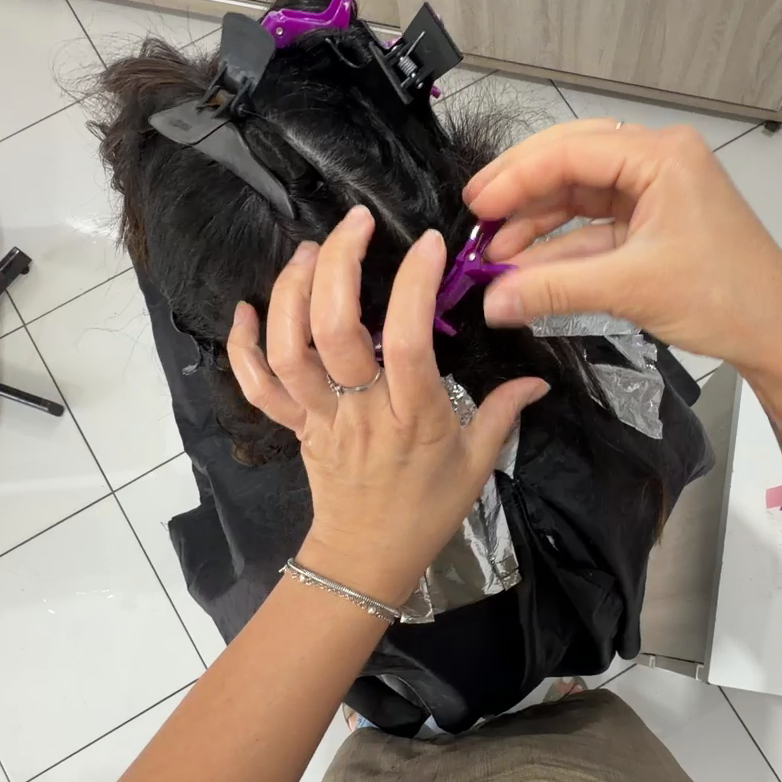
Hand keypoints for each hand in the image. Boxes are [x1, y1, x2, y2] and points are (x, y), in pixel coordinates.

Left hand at [226, 205, 549, 606]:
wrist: (368, 558)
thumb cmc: (426, 512)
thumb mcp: (478, 466)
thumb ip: (503, 415)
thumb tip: (538, 381)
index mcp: (415, 419)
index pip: (410, 342)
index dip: (415, 286)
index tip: (429, 244)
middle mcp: (362, 411)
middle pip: (336, 331)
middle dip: (340, 265)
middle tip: (355, 223)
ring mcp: (321, 418)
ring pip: (290, 350)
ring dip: (291, 293)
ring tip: (310, 252)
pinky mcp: (294, 427)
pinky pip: (258, 387)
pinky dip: (243, 347)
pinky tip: (246, 308)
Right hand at [464, 120, 781, 376]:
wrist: (774, 332)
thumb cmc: (721, 297)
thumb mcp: (631, 288)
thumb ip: (555, 291)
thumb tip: (491, 302)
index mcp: (660, 157)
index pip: (570, 152)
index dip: (516, 178)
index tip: (475, 206)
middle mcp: (655, 165)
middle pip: (571, 167)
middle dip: (522, 196)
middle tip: (476, 220)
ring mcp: (653, 198)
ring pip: (579, 202)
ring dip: (537, 229)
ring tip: (494, 258)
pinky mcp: (651, 230)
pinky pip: (593, 234)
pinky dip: (561, 254)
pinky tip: (526, 272)